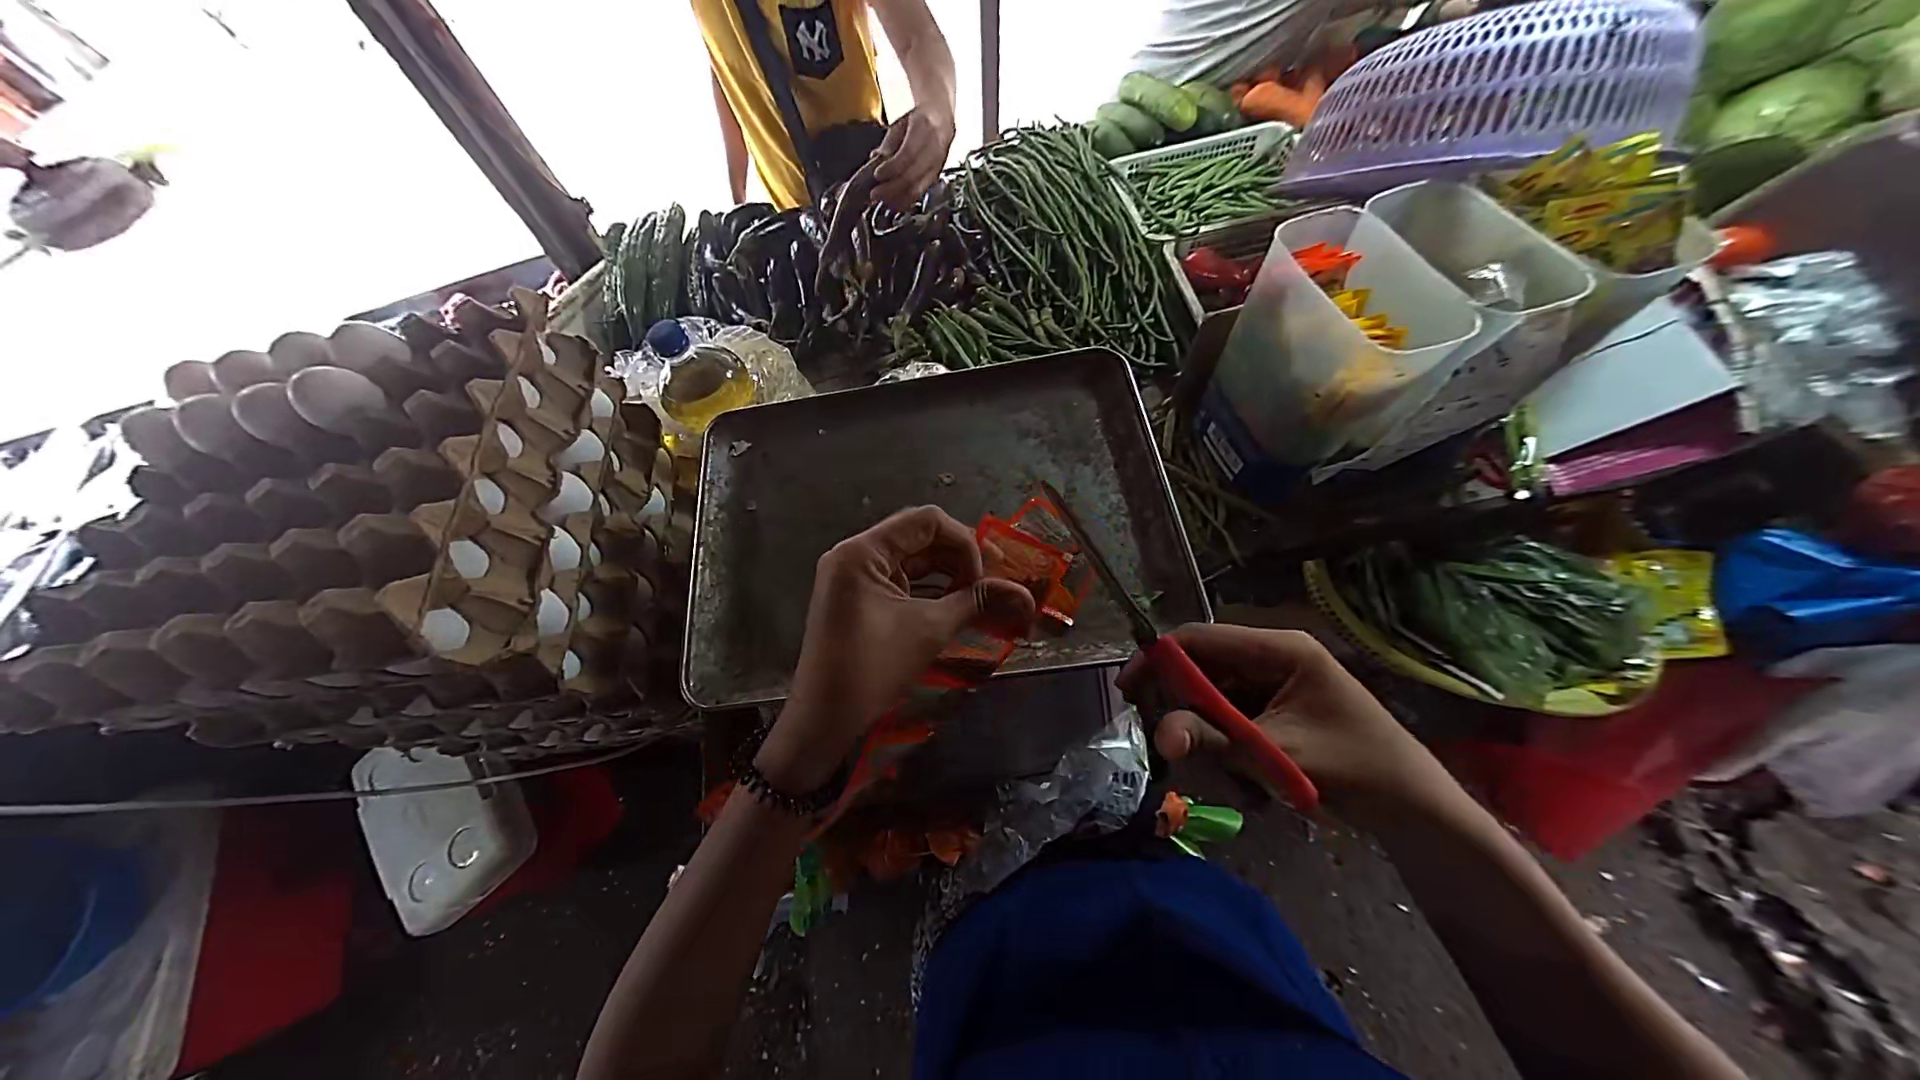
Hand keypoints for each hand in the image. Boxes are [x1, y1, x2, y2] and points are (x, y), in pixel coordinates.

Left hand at [756, 506, 1035, 789]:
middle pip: (918, 536)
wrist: (823, 720)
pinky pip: (899, 579)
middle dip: (959, 557)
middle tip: (991, 585)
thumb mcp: (930, 630)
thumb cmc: (873, 671)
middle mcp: (853, 554)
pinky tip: (952, 603)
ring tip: (976, 597)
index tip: (984, 579)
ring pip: (911, 558)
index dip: (964, 543)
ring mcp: (852, 576)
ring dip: (946, 573)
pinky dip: (927, 588)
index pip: (926, 521)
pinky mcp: (857, 597)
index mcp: (862, 551)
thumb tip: (1023, 593)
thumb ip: (976, 602)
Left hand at [870, 107, 953, 210]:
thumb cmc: (919, 123)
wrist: (942, 121)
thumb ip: (888, 144)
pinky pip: (920, 194)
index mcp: (926, 129)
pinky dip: (906, 201)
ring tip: (882, 201)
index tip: (877, 175)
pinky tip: (894, 204)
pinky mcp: (936, 179)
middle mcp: (936, 149)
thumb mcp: (900, 126)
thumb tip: (875, 162)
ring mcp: (938, 166)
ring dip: (897, 198)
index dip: (892, 168)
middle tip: (875, 194)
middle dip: (892, 188)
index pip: (908, 154)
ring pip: (918, 189)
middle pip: (913, 175)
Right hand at [1118, 624, 1466, 829]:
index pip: (1201, 638)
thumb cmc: (1356, 770)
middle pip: (1203, 664)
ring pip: (1213, 692)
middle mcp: (1274, 655)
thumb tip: (1158, 736)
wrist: (1416, 809)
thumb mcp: (1276, 754)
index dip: (1160, 659)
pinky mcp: (1276, 706)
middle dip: (1180, 701)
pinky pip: (1230, 712)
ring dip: (1204, 727)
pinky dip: (1223, 739)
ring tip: (1219, 767)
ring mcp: (1275, 681)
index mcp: (1281, 648)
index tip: (1129, 689)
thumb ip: (1214, 739)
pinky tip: (1238, 770)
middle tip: (1164, 738)